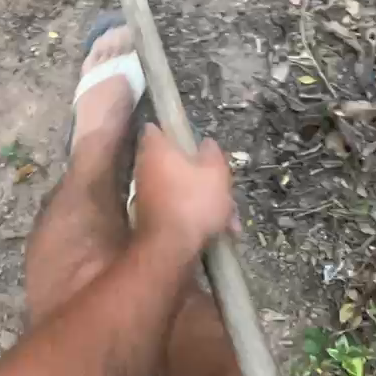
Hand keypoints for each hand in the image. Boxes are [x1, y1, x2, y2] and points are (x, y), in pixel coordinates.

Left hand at [132, 124, 234, 255]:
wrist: (170, 248)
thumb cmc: (193, 201)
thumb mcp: (215, 172)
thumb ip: (212, 153)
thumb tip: (206, 142)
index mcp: (155, 148)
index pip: (155, 128)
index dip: (173, 130)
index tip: (192, 140)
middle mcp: (145, 167)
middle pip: (175, 162)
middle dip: (203, 175)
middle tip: (224, 189)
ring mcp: (146, 192)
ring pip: (181, 187)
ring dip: (205, 200)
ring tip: (230, 220)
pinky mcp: (151, 215)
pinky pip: (177, 207)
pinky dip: (196, 216)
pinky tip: (221, 233)